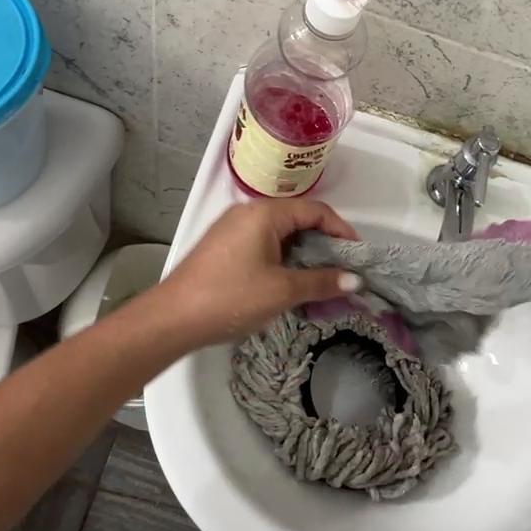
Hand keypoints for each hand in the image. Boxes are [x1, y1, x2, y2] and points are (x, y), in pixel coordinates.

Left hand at [142, 199, 361, 348]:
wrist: (171, 319)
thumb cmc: (230, 298)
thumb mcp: (282, 291)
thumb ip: (322, 282)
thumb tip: (355, 281)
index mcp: (265, 213)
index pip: (316, 211)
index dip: (342, 231)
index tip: (358, 256)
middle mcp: (249, 213)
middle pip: (299, 220)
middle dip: (325, 246)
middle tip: (344, 272)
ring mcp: (233, 230)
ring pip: (282, 235)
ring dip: (305, 256)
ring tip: (321, 283)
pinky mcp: (224, 248)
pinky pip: (265, 246)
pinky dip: (284, 261)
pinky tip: (291, 285)